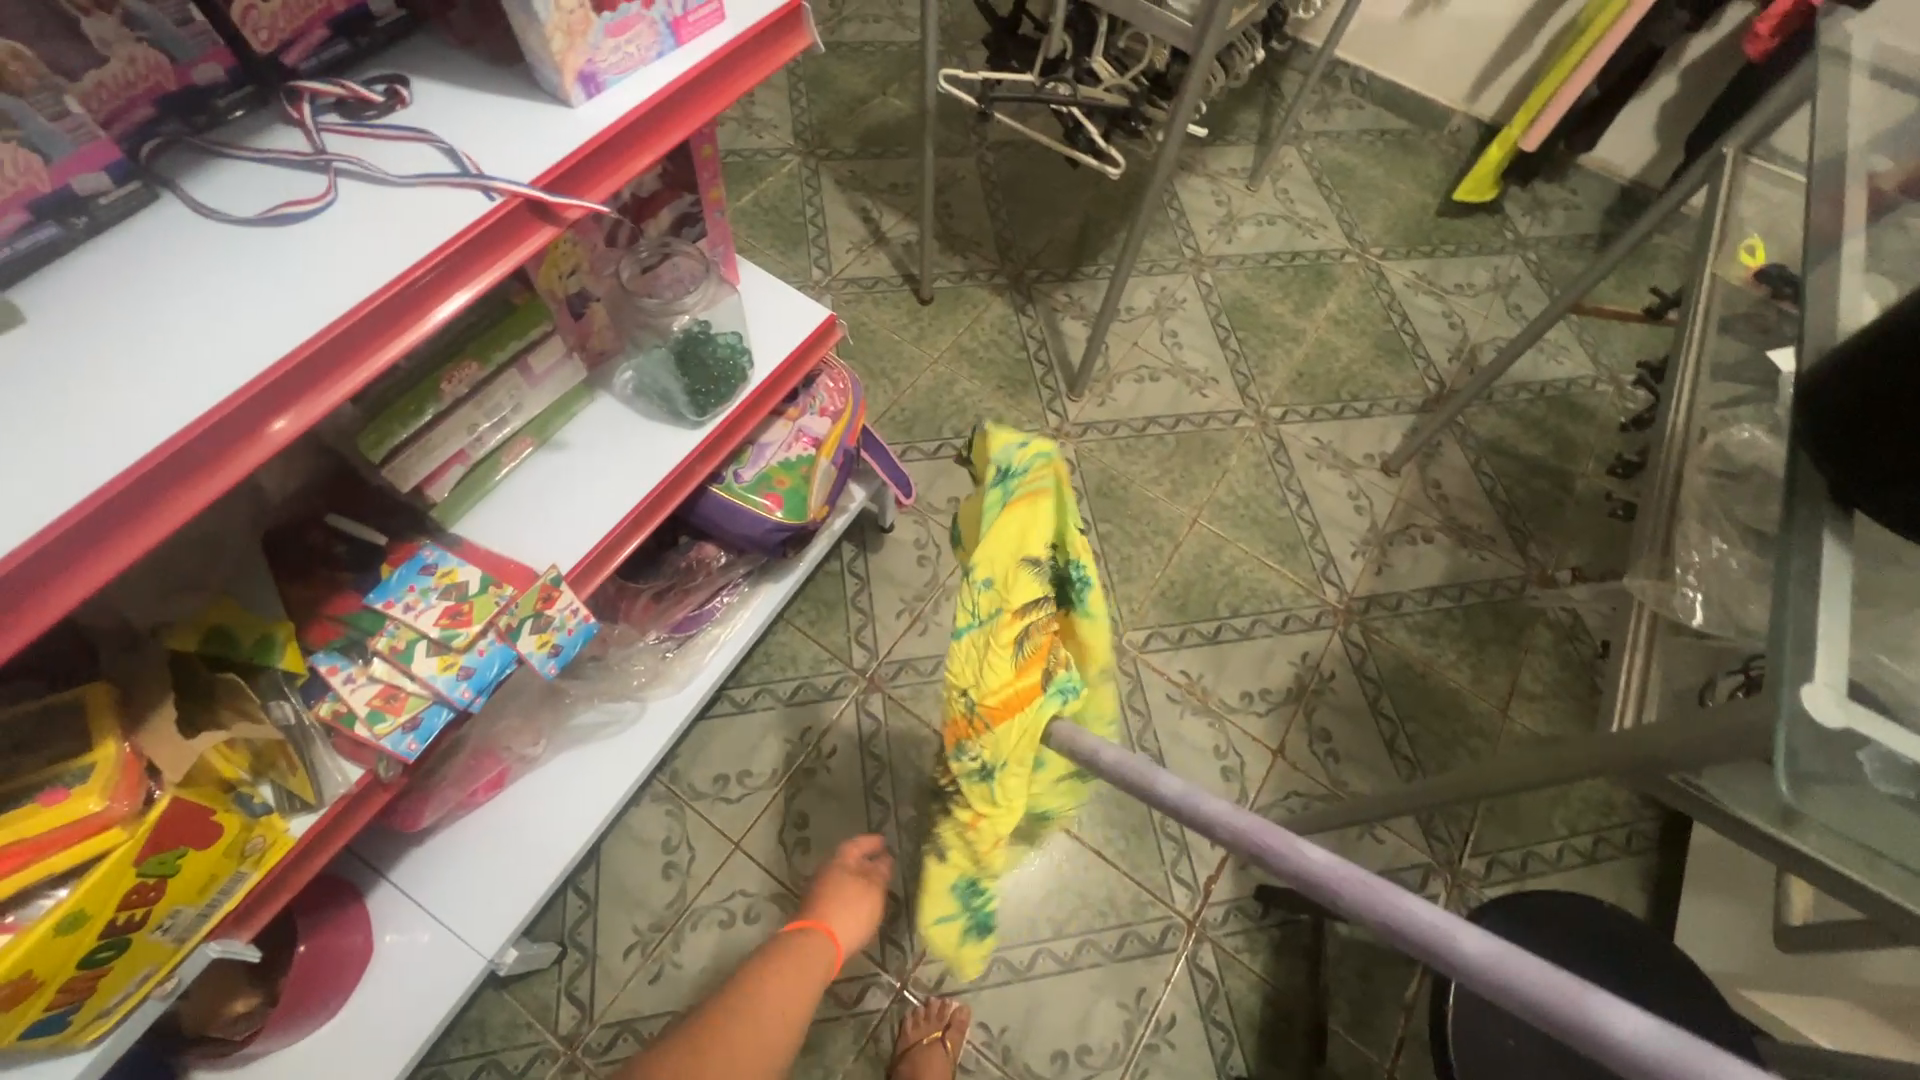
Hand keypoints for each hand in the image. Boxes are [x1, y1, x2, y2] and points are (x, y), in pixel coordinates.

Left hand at [796, 834, 893, 957]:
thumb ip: (881, 871)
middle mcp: (825, 871)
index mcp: (839, 859)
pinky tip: (859, 906)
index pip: (857, 843)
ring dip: (857, 880)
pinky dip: (849, 896)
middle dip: (864, 862)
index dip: (872, 842)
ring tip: (873, 887)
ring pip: (841, 879)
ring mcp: (817, 892)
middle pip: (847, 861)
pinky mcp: (815, 911)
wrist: (815, 945)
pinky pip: (837, 895)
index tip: (885, 842)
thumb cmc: (849, 910)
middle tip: (881, 865)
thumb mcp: (874, 888)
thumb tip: (884, 858)